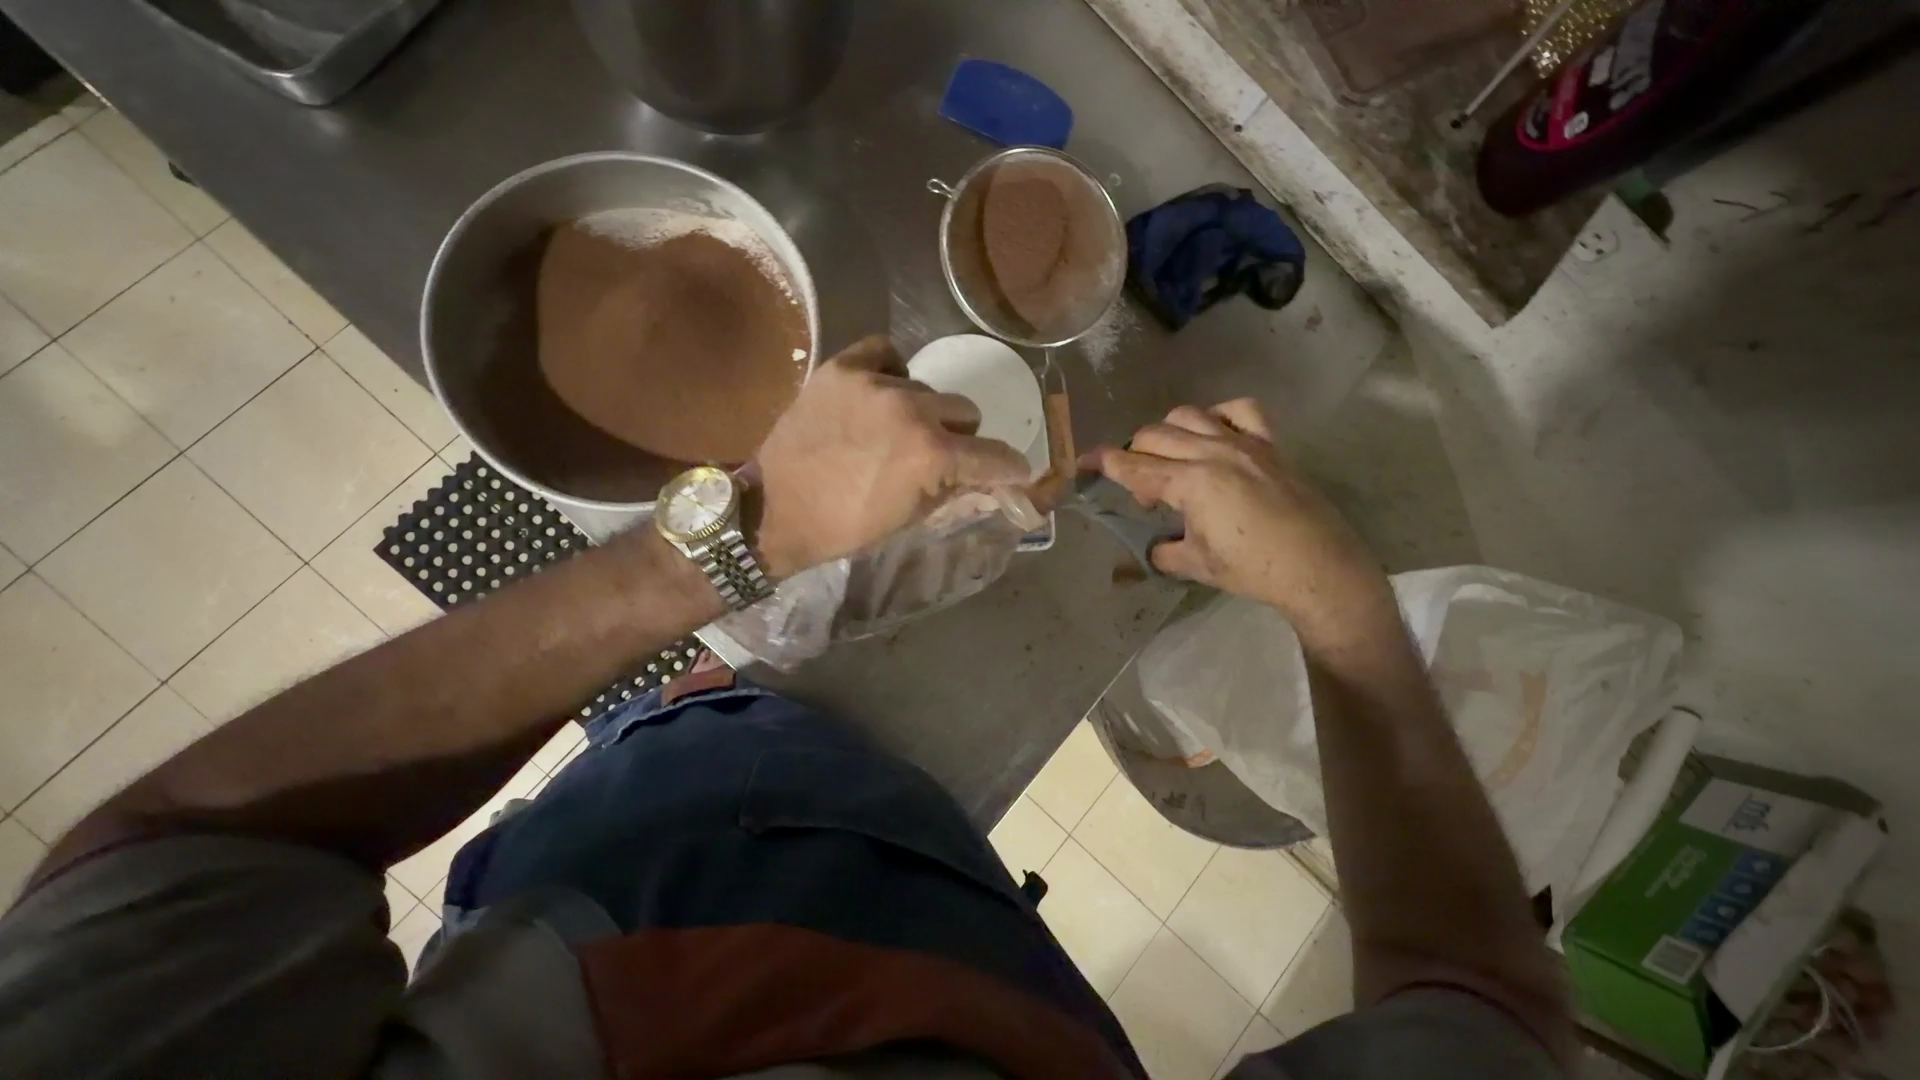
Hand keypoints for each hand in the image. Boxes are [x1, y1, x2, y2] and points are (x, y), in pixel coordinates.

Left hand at [750, 337, 1030, 576]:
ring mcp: (876, 385)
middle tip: (935, 453)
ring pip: (927, 388)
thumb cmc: (845, 526)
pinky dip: (891, 371)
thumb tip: (987, 480)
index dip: (1009, 468)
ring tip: (894, 428)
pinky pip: (886, 353)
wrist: (776, 509)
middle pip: (964, 413)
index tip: (1012, 471)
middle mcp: (912, 411)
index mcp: (933, 456)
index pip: (995, 455)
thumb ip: (954, 490)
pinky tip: (880, 393)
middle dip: (959, 437)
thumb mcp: (910, 517)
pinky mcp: (843, 369)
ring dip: (921, 410)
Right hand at [1090, 400, 1392, 632]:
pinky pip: (1239, 410)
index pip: (1131, 465)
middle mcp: (1211, 452)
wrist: (1317, 567)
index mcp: (1189, 483)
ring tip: (1173, 461)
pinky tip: (1215, 435)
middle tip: (1141, 490)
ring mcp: (1243, 443)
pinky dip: (1218, 416)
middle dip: (1133, 455)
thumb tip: (1152, 547)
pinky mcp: (1269, 444)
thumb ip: (1162, 552)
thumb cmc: (1252, 570)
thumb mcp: (1196, 565)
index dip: (1100, 463)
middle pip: (1153, 435)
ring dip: (1168, 433)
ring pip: (1188, 415)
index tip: (1081, 465)